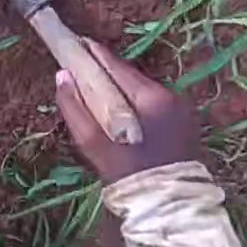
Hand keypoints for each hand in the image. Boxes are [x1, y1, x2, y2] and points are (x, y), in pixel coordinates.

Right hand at [54, 41, 199, 183]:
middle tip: (82, 64)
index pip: (116, 66)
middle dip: (106, 70)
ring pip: (141, 88)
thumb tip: (61, 76)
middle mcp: (171, 95)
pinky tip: (119, 110)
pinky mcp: (184, 120)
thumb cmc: (126, 174)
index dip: (95, 54)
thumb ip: (75, 109)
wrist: (166, 203)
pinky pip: (152, 102)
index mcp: (150, 98)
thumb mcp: (93, 144)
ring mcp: (181, 107)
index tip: (77, 43)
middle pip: (130, 75)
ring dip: (119, 86)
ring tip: (97, 88)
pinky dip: (133, 101)